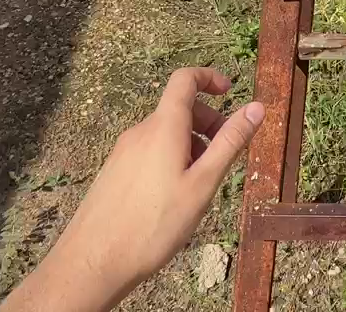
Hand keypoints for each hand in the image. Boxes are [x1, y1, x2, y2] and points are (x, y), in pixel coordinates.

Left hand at [2, 68, 264, 311]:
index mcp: (163, 126)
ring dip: (190, 144)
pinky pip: (148, 152)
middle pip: (178, 109)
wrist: (88, 269)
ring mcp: (122, 153)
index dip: (209, 77)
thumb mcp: (203, 183)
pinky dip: (169, 158)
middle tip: (224, 153)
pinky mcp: (111, 174)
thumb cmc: (153, 224)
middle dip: (207, 121)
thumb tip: (257, 106)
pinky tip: (172, 197)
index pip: (185, 79)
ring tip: (200, 182)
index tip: (229, 92)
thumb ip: (230, 142)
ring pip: (164, 134)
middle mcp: (140, 132)